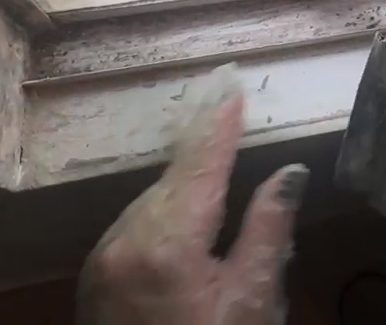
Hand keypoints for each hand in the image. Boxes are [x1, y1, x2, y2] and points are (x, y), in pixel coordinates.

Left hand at [79, 70, 306, 323]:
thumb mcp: (253, 301)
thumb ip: (269, 227)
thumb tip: (289, 171)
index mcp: (166, 242)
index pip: (201, 163)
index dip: (220, 124)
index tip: (232, 85)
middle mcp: (125, 240)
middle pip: (176, 176)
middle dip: (206, 147)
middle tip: (231, 109)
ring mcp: (103, 259)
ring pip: (155, 196)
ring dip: (187, 177)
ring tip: (218, 154)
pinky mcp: (96, 277)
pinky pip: (137, 220)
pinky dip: (166, 205)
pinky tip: (187, 208)